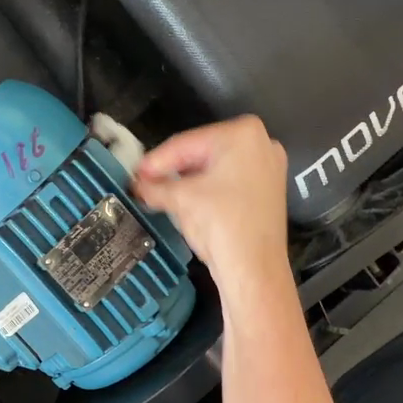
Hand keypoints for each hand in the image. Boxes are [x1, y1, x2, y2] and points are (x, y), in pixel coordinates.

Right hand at [134, 115, 289, 285]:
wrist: (254, 269)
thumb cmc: (221, 224)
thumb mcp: (180, 200)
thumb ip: (154, 186)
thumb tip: (136, 184)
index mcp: (242, 133)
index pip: (186, 143)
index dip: (155, 161)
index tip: (134, 173)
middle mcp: (261, 142)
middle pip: (201, 153)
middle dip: (171, 170)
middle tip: (145, 184)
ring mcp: (268, 166)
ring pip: (214, 169)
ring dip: (186, 181)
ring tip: (160, 194)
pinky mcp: (268, 189)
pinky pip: (228, 181)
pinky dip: (206, 189)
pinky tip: (186, 201)